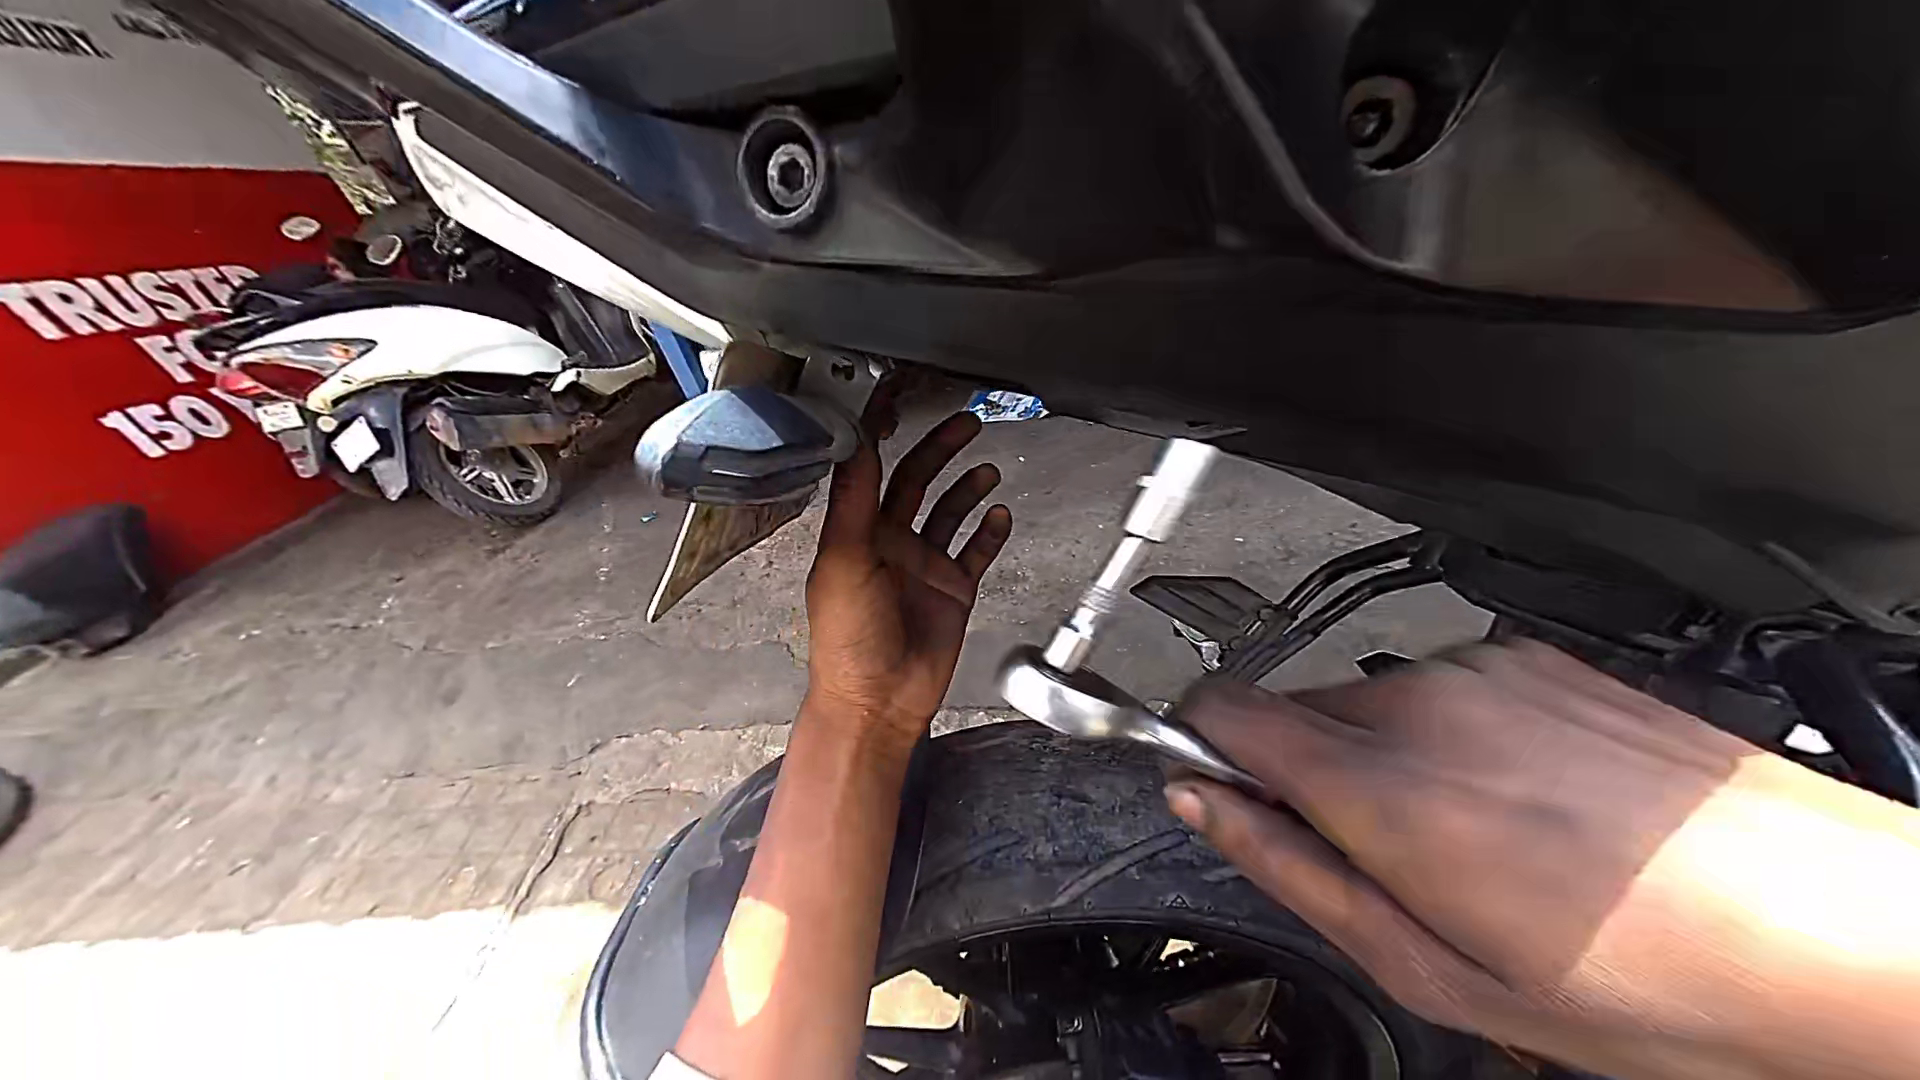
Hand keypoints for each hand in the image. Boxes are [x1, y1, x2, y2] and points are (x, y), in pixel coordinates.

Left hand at [805, 409, 1011, 744]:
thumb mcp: (844, 564)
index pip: (873, 468)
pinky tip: (1000, 515)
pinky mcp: (953, 589)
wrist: (878, 700)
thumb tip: (860, 447)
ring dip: (967, 486)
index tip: (900, 398)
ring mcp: (924, 565)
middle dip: (940, 449)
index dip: (884, 432)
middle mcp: (892, 542)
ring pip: (950, 511)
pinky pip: (976, 551)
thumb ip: (855, 505)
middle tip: (966, 423)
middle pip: (918, 481)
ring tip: (986, 468)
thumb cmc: (849, 640)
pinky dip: (989, 532)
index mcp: (859, 532)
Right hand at [1168, 640, 1919, 1079]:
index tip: (1217, 782)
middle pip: (1281, 707)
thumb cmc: (1652, 984)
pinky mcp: (1519, 656)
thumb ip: (1285, 865)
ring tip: (1457, 822)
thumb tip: (1199, 801)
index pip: (1219, 710)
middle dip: (1292, 765)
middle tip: (1365, 838)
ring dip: (1367, 751)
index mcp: (1378, 782)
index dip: (1198, 742)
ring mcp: (1470, 669)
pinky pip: (1425, 684)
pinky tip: (1511, 787)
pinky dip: (1433, 729)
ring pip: (1351, 699)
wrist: (1870, 942)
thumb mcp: (1432, 967)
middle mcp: (1412, 702)